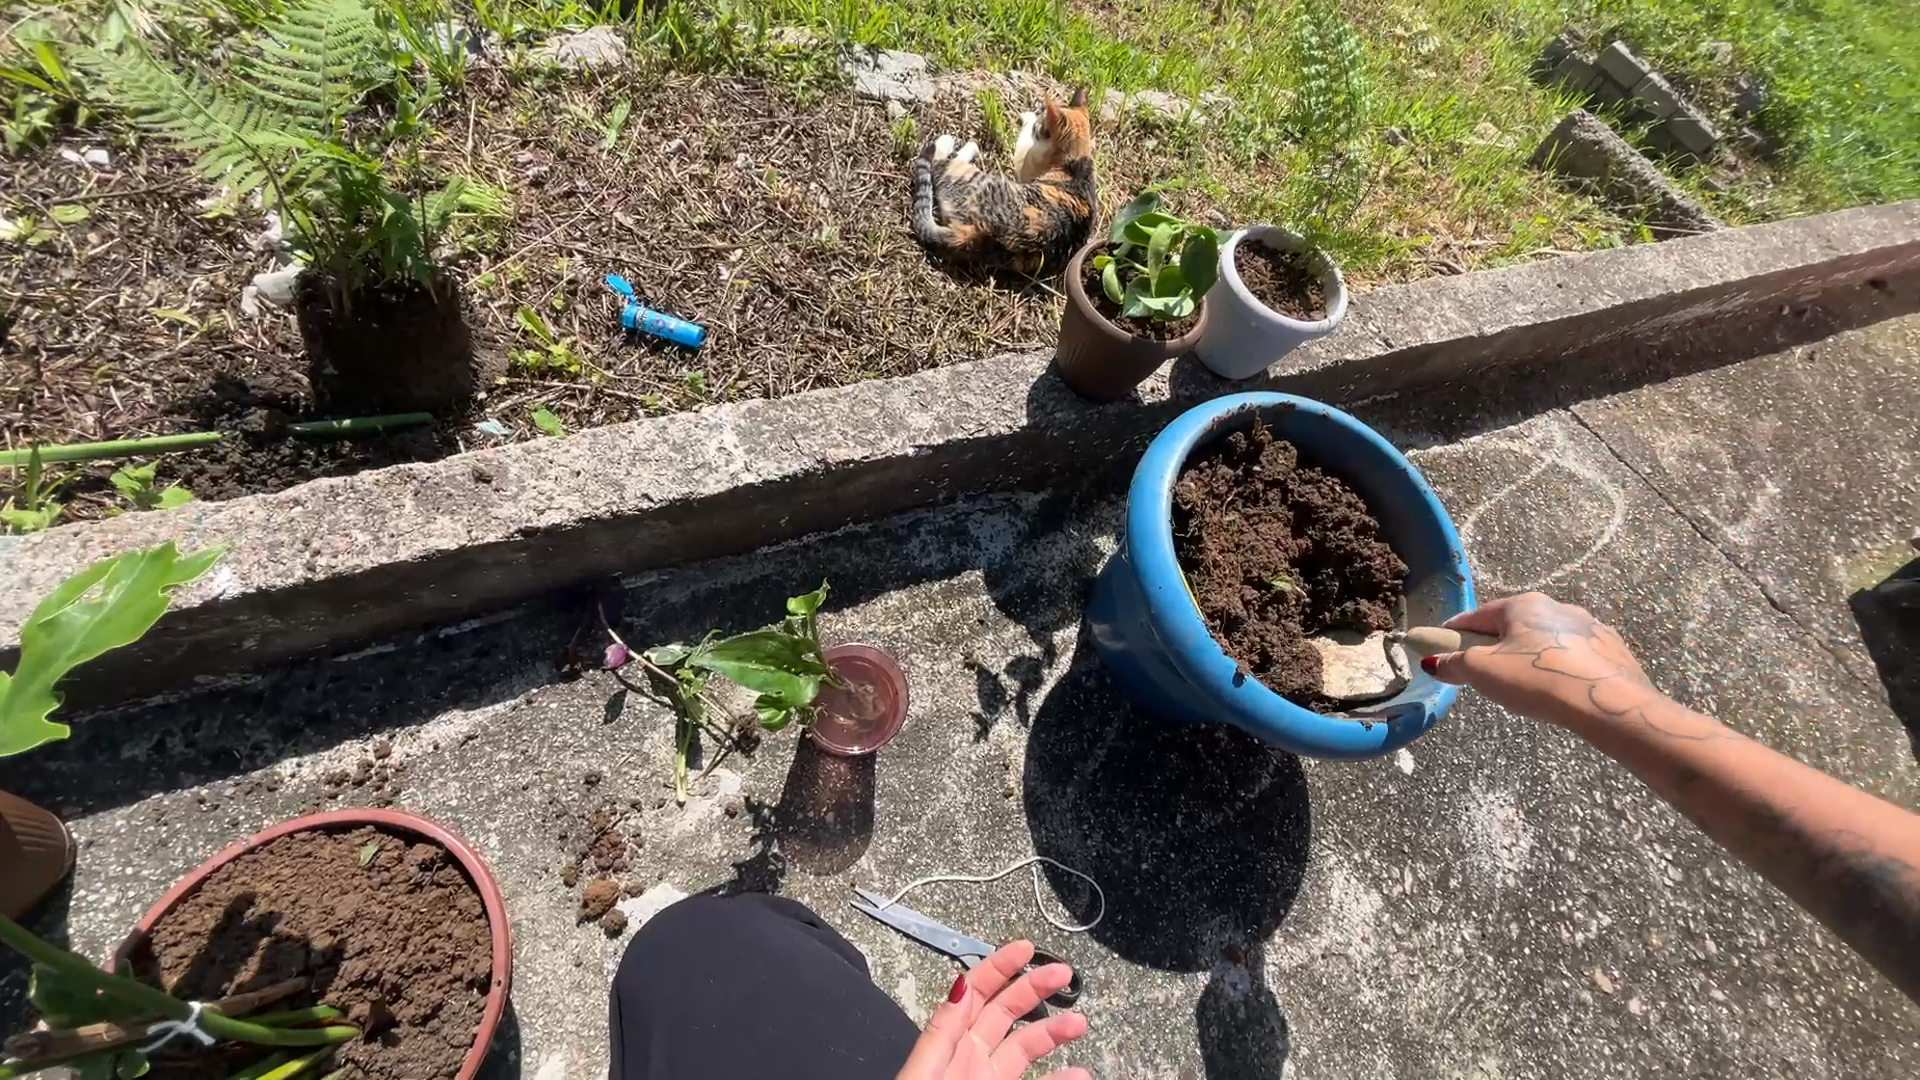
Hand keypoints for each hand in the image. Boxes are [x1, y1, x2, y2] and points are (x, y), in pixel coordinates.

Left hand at [896, 941, 1090, 1079]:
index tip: (1026, 947)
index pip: (976, 992)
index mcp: (948, 1045)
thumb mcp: (923, 1076)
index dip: (1000, 965)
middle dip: (1034, 987)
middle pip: (1005, 1012)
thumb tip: (961, 985)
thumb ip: (943, 1032)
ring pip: (1025, 1050)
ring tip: (1079, 1023)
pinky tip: (1078, 1076)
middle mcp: (970, 1061)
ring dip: (1052, 1033)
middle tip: (1063, 973)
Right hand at [1424, 592, 1661, 727]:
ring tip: (1523, 685)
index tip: (1441, 651)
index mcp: (1523, 604)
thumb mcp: (1479, 671)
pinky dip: (1559, 668)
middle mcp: (1558, 607)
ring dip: (1528, 656)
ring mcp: (1592, 628)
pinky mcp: (1616, 652)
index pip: (1474, 617)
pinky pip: (1574, 657)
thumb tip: (1433, 663)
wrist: (1611, 706)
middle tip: (1483, 672)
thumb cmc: (1536, 678)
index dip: (1453, 635)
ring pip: (1545, 641)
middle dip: (1494, 646)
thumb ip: (1451, 663)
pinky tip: (1556, 689)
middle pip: (1511, 627)